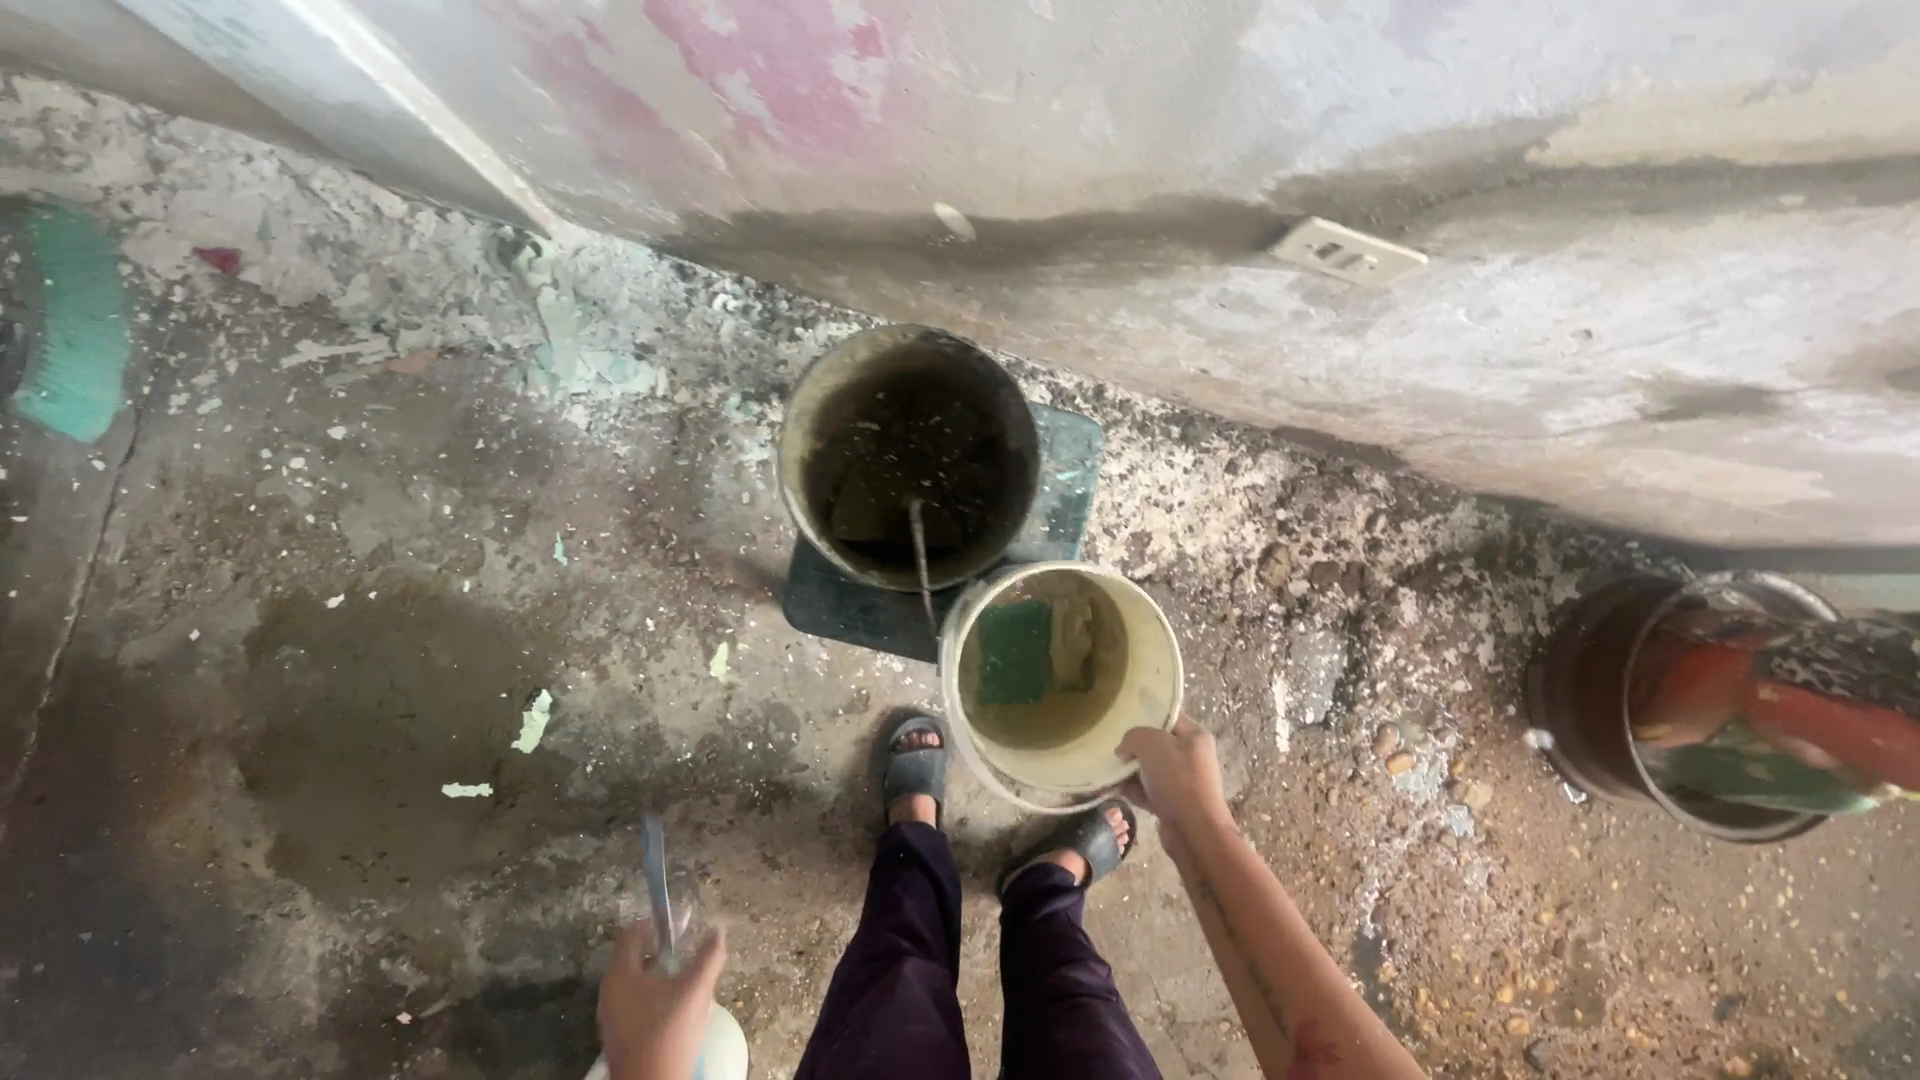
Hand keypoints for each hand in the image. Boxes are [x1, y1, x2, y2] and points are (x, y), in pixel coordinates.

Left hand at [598, 917, 726, 1079]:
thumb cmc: (669, 1032)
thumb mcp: (696, 990)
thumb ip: (709, 957)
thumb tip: (718, 930)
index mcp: (620, 975)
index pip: (632, 933)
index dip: (657, 922)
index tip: (683, 920)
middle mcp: (608, 992)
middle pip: (632, 956)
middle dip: (659, 946)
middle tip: (686, 943)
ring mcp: (610, 1016)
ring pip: (633, 980)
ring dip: (657, 969)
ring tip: (685, 971)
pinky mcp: (618, 1034)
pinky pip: (633, 1000)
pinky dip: (652, 990)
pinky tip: (675, 1000)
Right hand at [1116, 716, 1231, 832]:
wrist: (1194, 831)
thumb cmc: (1177, 780)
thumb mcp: (1151, 744)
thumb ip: (1133, 736)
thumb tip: (1124, 749)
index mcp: (1195, 736)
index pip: (1167, 717)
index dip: (1144, 719)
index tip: (1121, 724)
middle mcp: (1192, 756)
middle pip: (1155, 745)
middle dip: (1134, 751)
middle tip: (1117, 755)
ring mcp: (1184, 781)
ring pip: (1149, 769)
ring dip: (1131, 774)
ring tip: (1115, 778)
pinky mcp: (1175, 803)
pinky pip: (1150, 791)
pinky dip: (1137, 792)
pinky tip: (1124, 795)